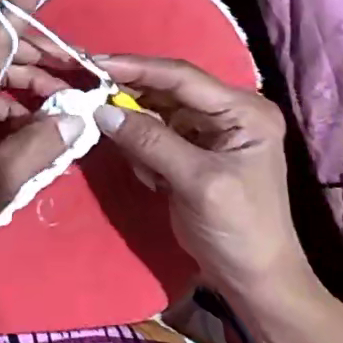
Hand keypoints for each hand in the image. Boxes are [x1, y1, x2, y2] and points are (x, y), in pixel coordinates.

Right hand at [88, 55, 315, 299]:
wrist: (254, 280)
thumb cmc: (239, 229)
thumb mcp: (197, 182)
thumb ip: (151, 141)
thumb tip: (101, 110)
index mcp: (243, 110)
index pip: (182, 76)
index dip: (137, 68)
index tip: (94, 63)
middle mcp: (227, 111)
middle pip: (166, 89)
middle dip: (128, 96)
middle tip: (88, 96)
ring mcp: (208, 130)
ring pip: (154, 111)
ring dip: (134, 129)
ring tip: (137, 162)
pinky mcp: (191, 149)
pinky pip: (153, 134)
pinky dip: (140, 148)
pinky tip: (150, 177)